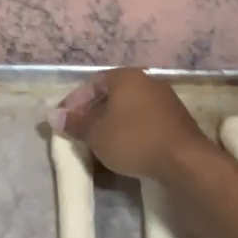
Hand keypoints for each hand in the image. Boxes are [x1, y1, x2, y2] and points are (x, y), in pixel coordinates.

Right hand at [50, 69, 215, 179]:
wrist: (183, 160)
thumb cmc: (133, 140)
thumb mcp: (96, 134)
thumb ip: (75, 124)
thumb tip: (54, 117)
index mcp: (126, 77)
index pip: (92, 83)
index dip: (74, 101)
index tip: (64, 119)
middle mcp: (147, 81)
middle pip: (112, 93)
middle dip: (93, 110)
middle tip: (80, 129)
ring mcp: (165, 99)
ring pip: (129, 106)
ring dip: (112, 120)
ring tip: (99, 139)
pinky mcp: (176, 118)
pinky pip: (144, 118)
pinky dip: (129, 128)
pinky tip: (124, 144)